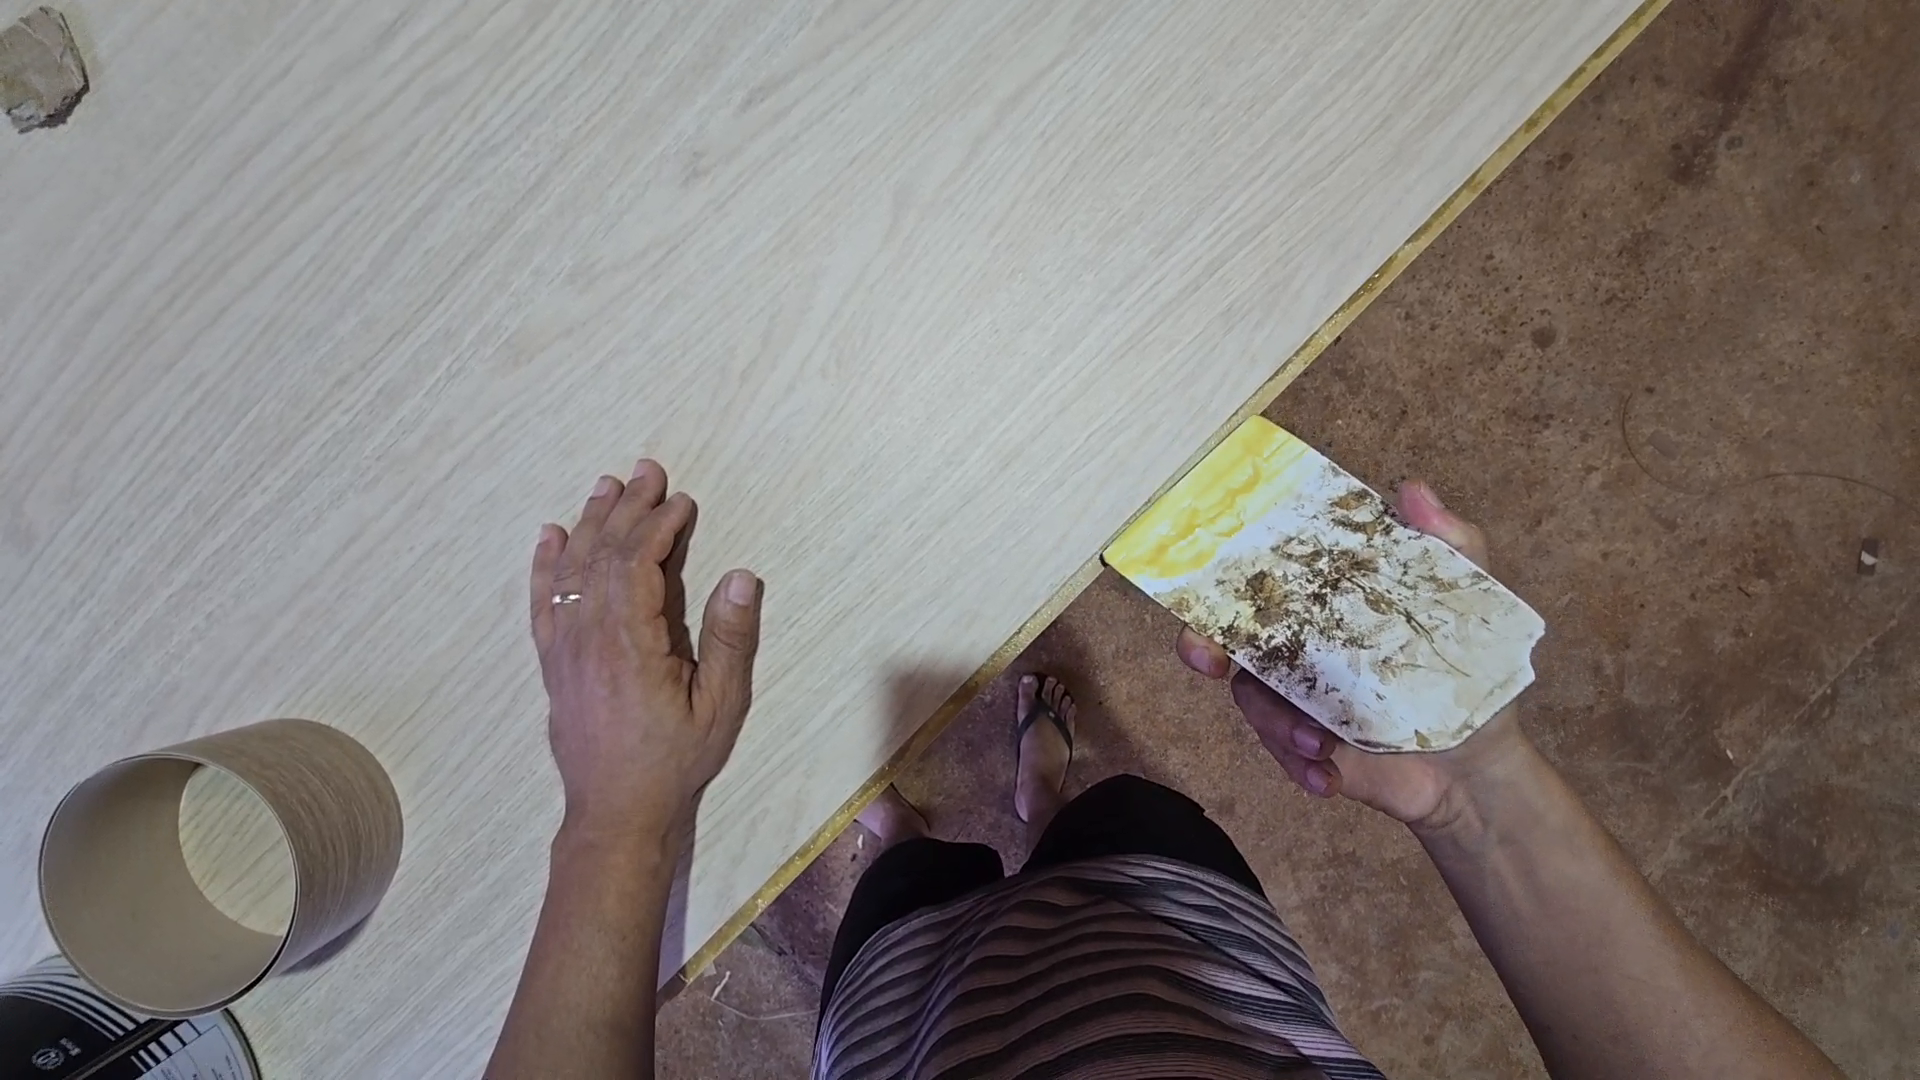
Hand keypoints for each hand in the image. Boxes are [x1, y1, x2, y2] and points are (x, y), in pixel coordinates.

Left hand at [529, 459, 763, 844]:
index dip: (659, 526)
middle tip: (646, 471)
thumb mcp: (720, 705)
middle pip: (603, 556)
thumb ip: (730, 640)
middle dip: (627, 509)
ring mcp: (563, 649)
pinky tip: (551, 536)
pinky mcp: (553, 662)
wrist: (615, 812)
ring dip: (591, 523)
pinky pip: (543, 601)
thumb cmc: (674, 758)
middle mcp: (587, 638)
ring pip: (571, 571)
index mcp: (629, 644)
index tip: (682, 501)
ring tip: (606, 486)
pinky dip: (545, 564)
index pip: (638, 565)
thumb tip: (741, 576)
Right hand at [1176, 480, 1534, 832]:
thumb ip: (1451, 549)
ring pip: (1250, 699)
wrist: (1480, 770)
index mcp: (1323, 607)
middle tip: (1209, 662)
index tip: (1204, 584)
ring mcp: (1293, 698)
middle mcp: (1295, 647)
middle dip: (1201, 646)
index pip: (1260, 582)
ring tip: (1320, 747)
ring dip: (1275, 722)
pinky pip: (1275, 751)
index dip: (1219, 579)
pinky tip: (1330, 780)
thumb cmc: (1472, 679)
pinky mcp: (1300, 745)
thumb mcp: (1474, 607)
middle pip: (1226, 637)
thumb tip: (1412, 489)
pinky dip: (1297, 766)